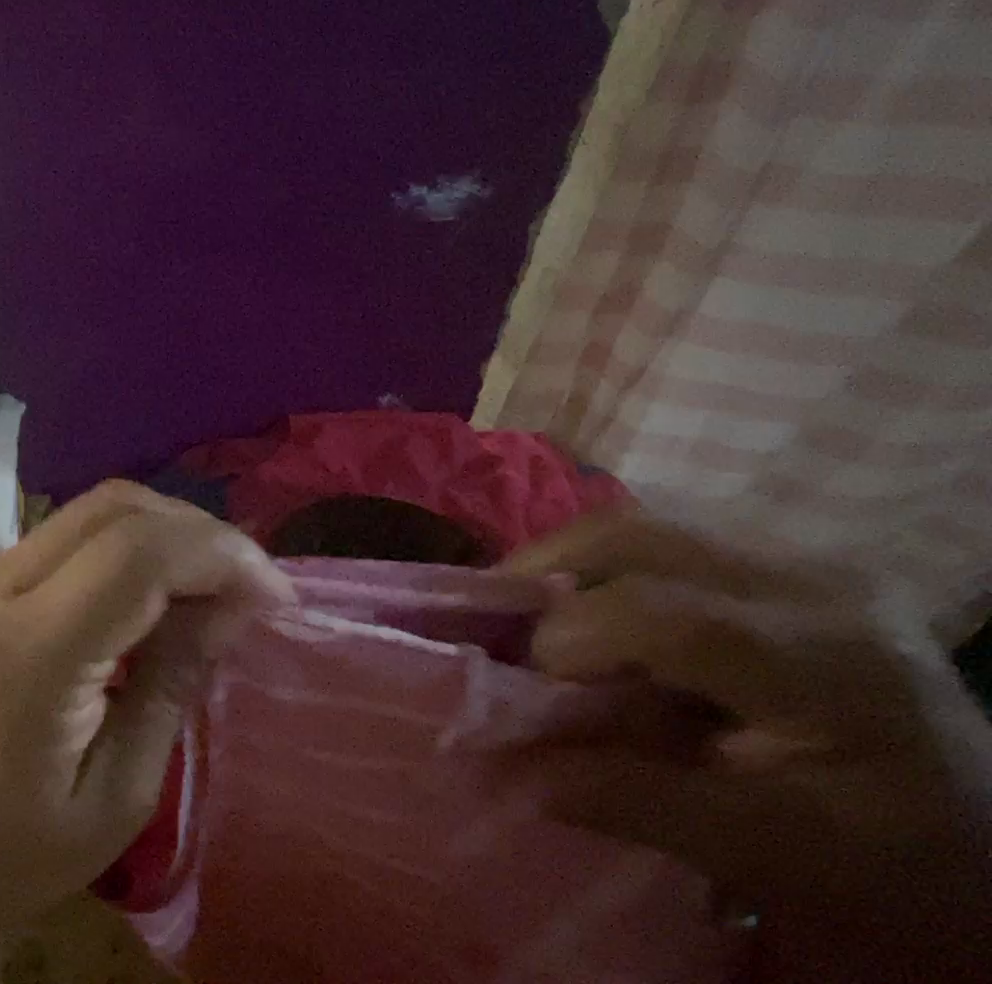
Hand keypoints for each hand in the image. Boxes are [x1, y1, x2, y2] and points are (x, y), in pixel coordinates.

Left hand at [0, 482, 293, 983]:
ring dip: (163, 534)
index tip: (277, 596)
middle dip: (197, 532)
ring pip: (91, 512)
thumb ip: (176, 676)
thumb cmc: (24, 852)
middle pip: (113, 509)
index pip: (137, 553)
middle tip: (251, 588)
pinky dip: (127, 548)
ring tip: (215, 590)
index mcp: (28, 651)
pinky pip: (67, 537)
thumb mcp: (124, 787)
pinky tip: (159, 593)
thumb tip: (235, 600)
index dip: (220, 555)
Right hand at [496, 511, 991, 981]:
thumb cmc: (889, 862)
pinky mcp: (789, 566)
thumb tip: (501, 763)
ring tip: (529, 617)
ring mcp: (805, 564)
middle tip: (497, 627)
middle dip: (543, 571)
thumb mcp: (768, 853)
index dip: (568, 641)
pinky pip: (668, 542)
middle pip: (638, 536)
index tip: (530, 696)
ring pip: (644, 524)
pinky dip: (603, 569)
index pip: (662, 615)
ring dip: (566, 564)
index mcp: (825, 664)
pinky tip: (590, 614)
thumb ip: (631, 800)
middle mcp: (816, 586)